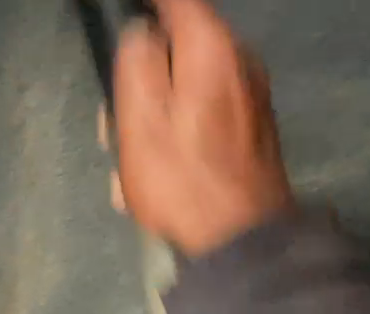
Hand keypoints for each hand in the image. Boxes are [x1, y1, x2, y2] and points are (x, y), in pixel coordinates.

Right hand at [103, 0, 292, 254]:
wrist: (237, 234)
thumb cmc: (180, 180)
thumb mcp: (140, 124)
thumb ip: (137, 67)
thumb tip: (138, 33)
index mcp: (209, 49)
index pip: (176, 1)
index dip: (145, 8)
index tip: (122, 20)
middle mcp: (240, 58)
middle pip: (181, 49)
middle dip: (144, 79)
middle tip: (116, 127)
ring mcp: (251, 93)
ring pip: (190, 85)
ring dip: (158, 114)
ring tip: (136, 163)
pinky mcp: (253, 126)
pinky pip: (205, 113)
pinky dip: (179, 132)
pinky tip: (164, 172)